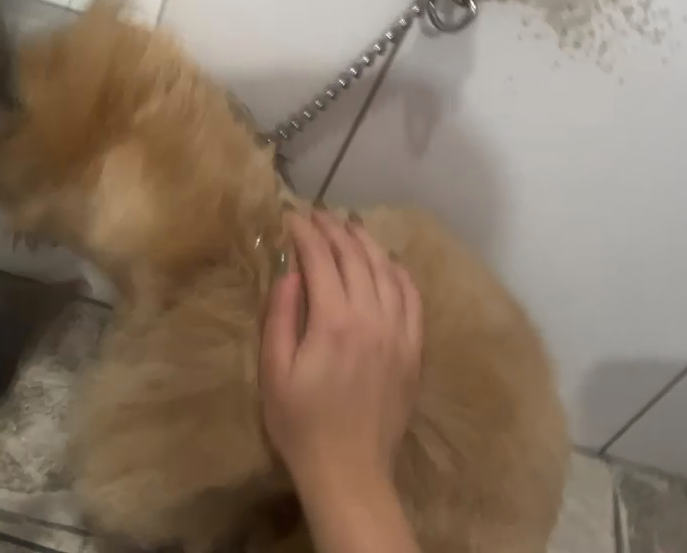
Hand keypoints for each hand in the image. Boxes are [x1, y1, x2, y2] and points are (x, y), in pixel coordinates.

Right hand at [261, 211, 422, 494]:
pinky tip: (387, 260)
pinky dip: (399, 271)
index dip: (304, 231)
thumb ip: (280, 314)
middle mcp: (371, 318)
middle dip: (332, 228)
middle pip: (354, 256)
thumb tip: (289, 271)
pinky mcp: (413, 349)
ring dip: (365, 241)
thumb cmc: (300, 423)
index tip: (290, 215)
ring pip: (385, 269)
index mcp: (333, 321)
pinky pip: (412, 297)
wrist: (349, 472)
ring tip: (347, 224)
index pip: (319, 258)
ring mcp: (398, 332)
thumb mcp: (273, 369)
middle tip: (315, 213)